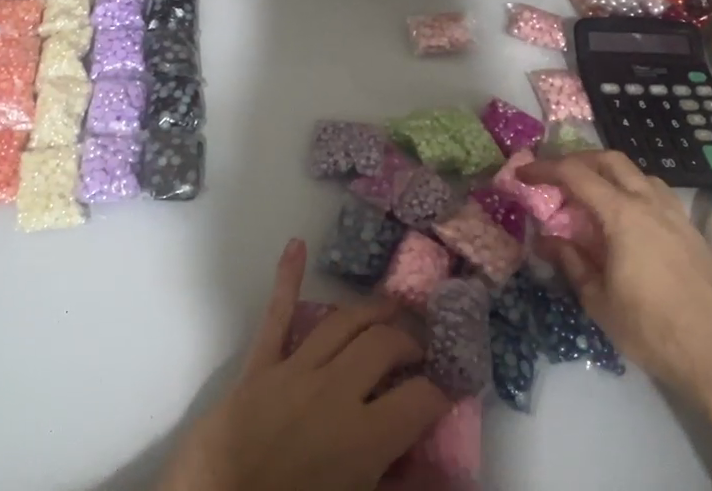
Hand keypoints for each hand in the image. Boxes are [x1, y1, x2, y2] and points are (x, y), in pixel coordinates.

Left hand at [156, 239, 451, 490]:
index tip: (451, 389)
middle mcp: (336, 391)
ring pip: (343, 323)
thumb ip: (400, 484)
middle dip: (410, 341)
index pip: (423, 397)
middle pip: (385, 344)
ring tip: (392, 307)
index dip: (444, 391)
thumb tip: (445, 476)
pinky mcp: (260, 364)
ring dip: (371, 311)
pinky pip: (277, 316)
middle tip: (420, 349)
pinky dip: (287, 279)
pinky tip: (296, 245)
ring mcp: (295, 370)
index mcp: (365, 436)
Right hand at [521, 152, 711, 400]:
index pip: (576, 174)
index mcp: (623, 215)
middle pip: (611, 161)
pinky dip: (632, 194)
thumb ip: (572, 263)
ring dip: (610, 175)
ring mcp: (678, 218)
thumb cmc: (654, 330)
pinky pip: (657, 197)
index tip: (523, 174)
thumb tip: (546, 240)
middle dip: (579, 160)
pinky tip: (625, 225)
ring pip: (639, 175)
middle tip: (556, 178)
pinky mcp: (694, 235)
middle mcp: (651, 205)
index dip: (545, 168)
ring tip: (590, 199)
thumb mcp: (600, 301)